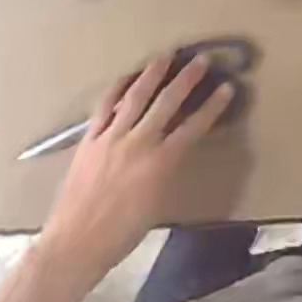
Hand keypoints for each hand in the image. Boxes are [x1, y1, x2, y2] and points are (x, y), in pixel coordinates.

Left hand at [41, 54, 234, 272]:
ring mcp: (111, 137)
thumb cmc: (122, 233)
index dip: (212, 106)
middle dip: (187, 79)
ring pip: (136, 96)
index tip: (226, 88)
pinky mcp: (90, 139)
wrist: (75, 245)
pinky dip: (117, 88)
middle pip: (167, 102)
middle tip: (201, 60)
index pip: (194, 127)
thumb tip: (175, 146)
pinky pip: (104, 106)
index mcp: (160, 163)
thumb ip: (168, 168)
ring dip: (153, 73)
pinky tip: (126, 77)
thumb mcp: (158, 201)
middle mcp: (138, 143)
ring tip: (165, 56)